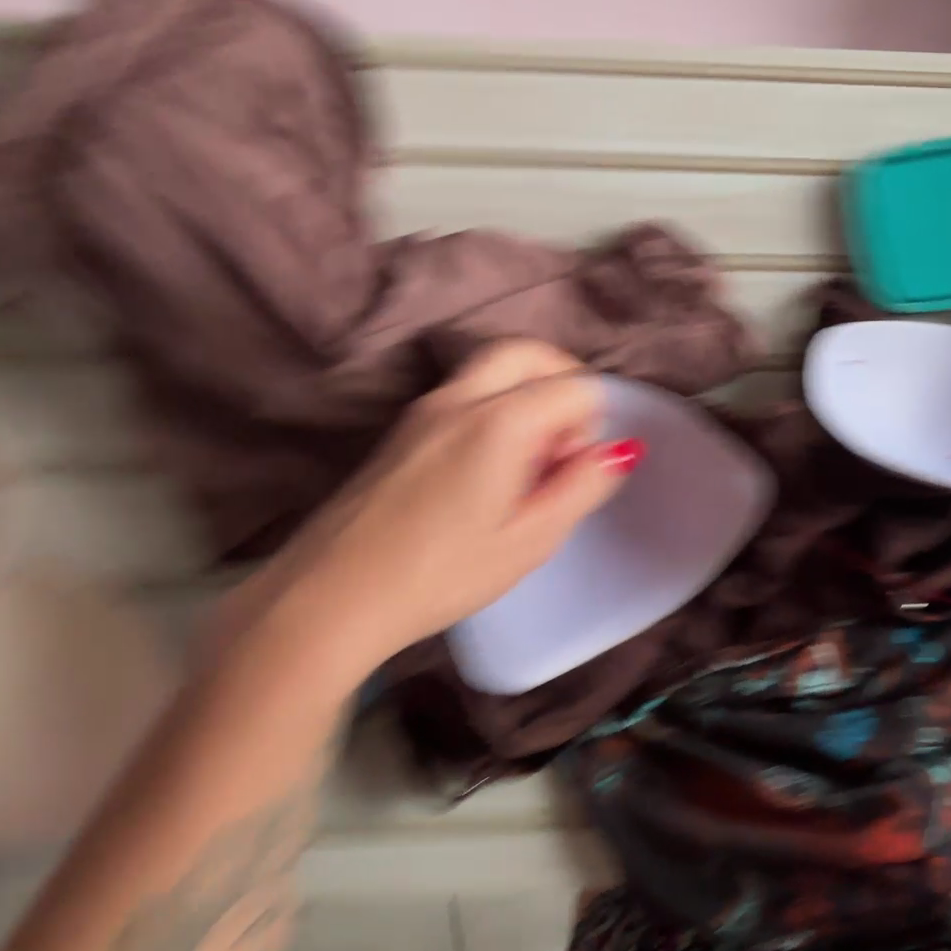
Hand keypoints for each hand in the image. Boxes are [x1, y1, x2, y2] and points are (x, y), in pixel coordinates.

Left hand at [214, 341, 639, 692]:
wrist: (330, 597)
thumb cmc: (443, 574)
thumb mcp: (531, 539)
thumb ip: (582, 486)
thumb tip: (620, 450)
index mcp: (499, 422)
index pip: (573, 385)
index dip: (590, 425)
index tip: (572, 472)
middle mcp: (458, 398)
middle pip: (527, 353)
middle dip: (562, 383)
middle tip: (564, 446)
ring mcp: (422, 410)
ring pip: (493, 370)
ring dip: (527, 397)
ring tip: (524, 467)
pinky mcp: (401, 430)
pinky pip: (465, 394)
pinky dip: (495, 410)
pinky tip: (485, 475)